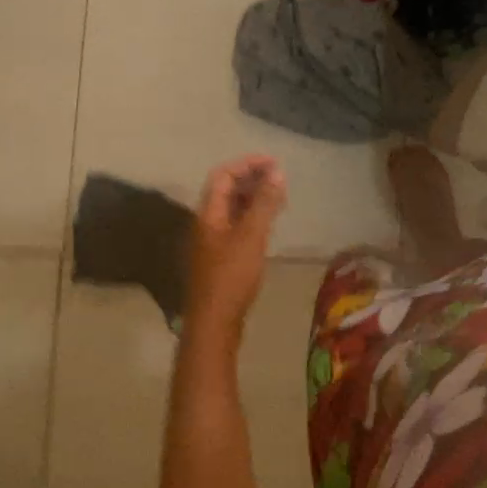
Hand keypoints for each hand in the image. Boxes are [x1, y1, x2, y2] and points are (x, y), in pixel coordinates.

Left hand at [186, 155, 287, 336]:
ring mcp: (212, 242)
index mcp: (208, 214)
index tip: (273, 163)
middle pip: (226, 190)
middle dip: (252, 179)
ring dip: (254, 198)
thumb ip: (264, 203)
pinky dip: (253, 217)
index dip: (247, 164)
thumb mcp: (252, 236)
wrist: (213, 324)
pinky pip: (236, 226)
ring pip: (232, 209)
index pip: (223, 175)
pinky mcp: (221, 259)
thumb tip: (277, 172)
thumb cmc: (231, 277)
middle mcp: (206, 223)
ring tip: (279, 197)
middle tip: (279, 178)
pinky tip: (269, 224)